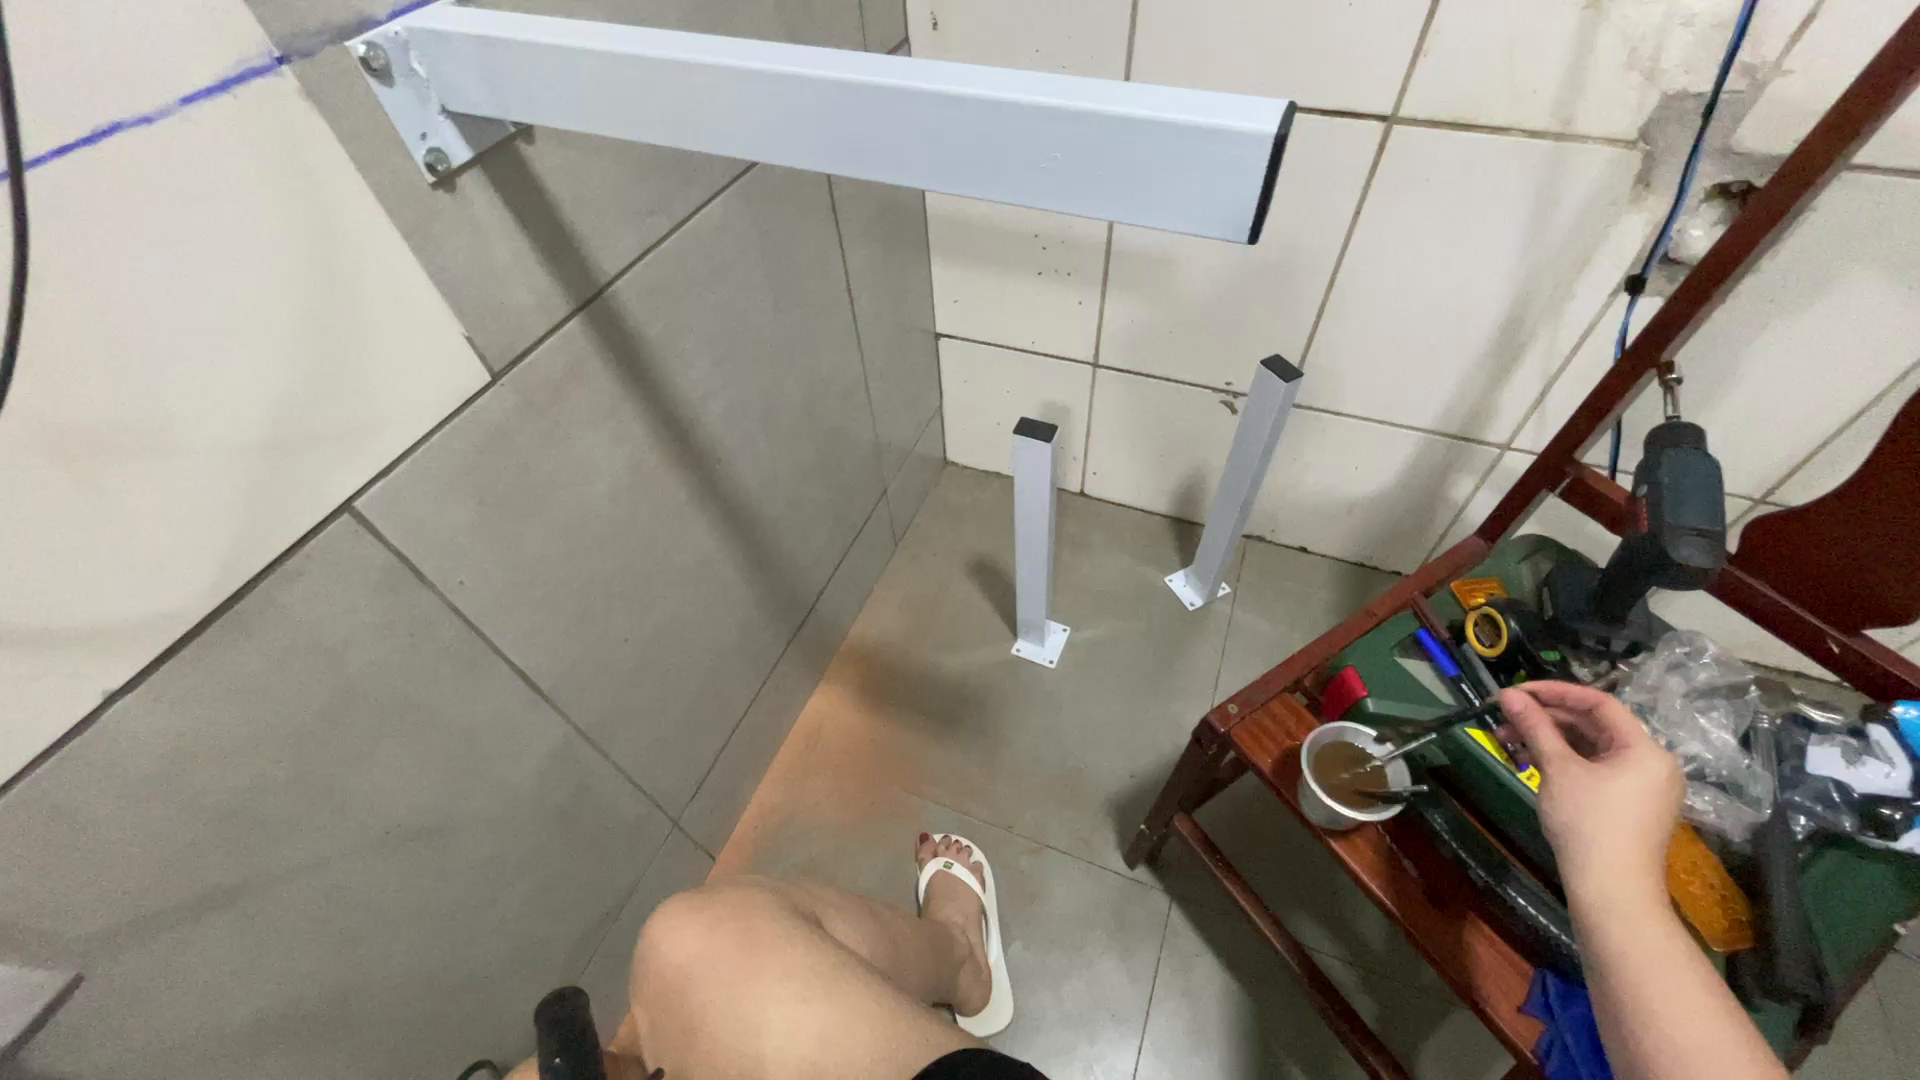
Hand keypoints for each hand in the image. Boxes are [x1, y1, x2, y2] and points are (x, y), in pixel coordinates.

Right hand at [1497, 682, 1682, 912]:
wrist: (1612, 887)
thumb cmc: (1588, 822)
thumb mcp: (1558, 769)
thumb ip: (1535, 727)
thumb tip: (1508, 694)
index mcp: (1645, 750)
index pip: (1599, 704)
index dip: (1556, 692)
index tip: (1517, 691)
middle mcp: (1651, 762)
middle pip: (1594, 725)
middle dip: (1545, 718)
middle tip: (1504, 716)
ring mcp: (1642, 785)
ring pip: (1590, 747)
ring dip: (1548, 739)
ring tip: (1507, 739)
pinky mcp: (1628, 803)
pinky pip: (1594, 768)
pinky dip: (1562, 760)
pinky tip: (1530, 761)